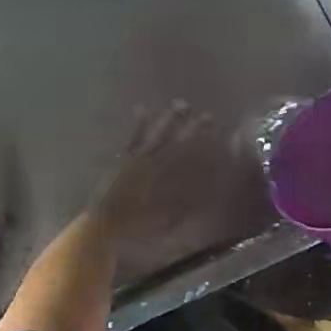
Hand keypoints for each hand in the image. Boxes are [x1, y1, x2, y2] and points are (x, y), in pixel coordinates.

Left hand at [89, 101, 211, 255]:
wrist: (107, 223)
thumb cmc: (139, 226)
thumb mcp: (170, 218)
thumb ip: (188, 203)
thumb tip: (206, 189)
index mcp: (174, 182)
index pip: (197, 160)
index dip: (210, 147)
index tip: (223, 135)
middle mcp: (160, 166)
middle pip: (180, 143)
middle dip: (195, 129)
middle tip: (208, 116)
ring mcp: (140, 160)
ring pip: (159, 135)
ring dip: (171, 120)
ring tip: (181, 104)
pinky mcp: (123, 158)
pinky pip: (132, 137)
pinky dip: (138, 123)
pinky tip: (141, 108)